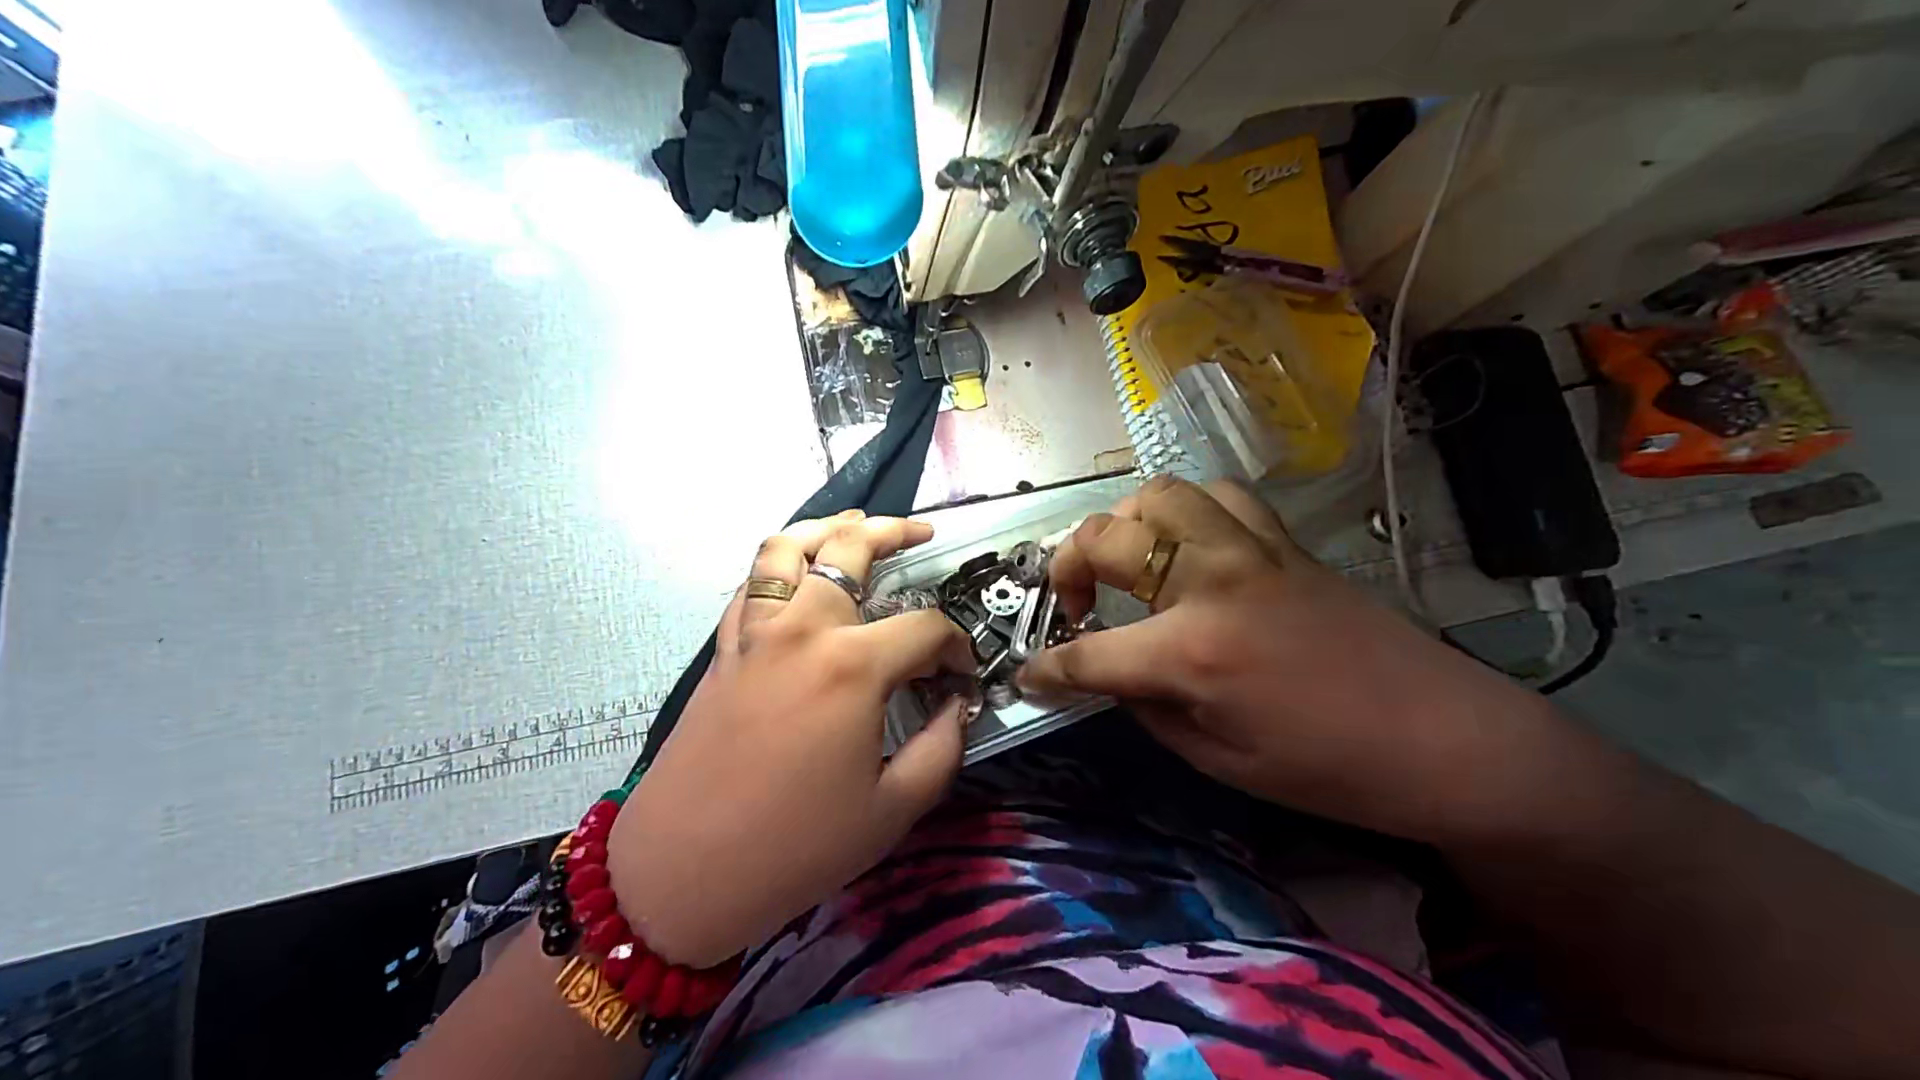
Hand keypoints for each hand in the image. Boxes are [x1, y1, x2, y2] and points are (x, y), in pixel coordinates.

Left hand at [607, 510, 976, 967]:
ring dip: (827, 528)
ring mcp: (755, 631)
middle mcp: (802, 628)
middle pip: (851, 548)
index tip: (964, 674)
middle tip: (924, 534)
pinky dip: (777, 563)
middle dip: (896, 532)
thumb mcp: (894, 807)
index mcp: (853, 665)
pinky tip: (797, 575)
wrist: (682, 872)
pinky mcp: (723, 648)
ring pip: (786, 546)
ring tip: (856, 527)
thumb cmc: (796, 848)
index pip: (926, 628)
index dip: (957, 647)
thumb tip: (957, 706)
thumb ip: (942, 746)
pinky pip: (749, 582)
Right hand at [1018, 477, 1560, 843]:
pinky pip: (1220, 496)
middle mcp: (1211, 582)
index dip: (1047, 669)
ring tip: (1123, 560)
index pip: (1089, 654)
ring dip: (1123, 523)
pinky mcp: (1283, 541)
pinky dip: (1186, 511)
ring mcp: (1250, 550)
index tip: (1028, 675)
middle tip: (1072, 606)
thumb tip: (1107, 674)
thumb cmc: (1327, 768)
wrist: (1444, 737)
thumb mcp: (1217, 759)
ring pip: (1160, 495)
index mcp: (1193, 652)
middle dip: (1066, 568)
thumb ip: (1147, 706)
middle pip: (1106, 540)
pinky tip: (1186, 544)